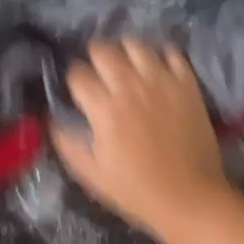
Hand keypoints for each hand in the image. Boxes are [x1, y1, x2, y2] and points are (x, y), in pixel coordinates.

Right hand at [52, 39, 228, 235]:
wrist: (192, 200)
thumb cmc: (138, 190)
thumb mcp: (93, 175)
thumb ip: (68, 144)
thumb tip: (52, 120)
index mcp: (105, 109)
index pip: (77, 73)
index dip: (73, 79)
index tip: (77, 89)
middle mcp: (130, 87)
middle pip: (103, 50)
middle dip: (94, 58)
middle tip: (99, 72)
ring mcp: (161, 82)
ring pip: (135, 44)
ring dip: (126, 51)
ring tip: (127, 65)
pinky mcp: (187, 84)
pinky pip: (172, 53)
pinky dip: (162, 56)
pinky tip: (157, 69)